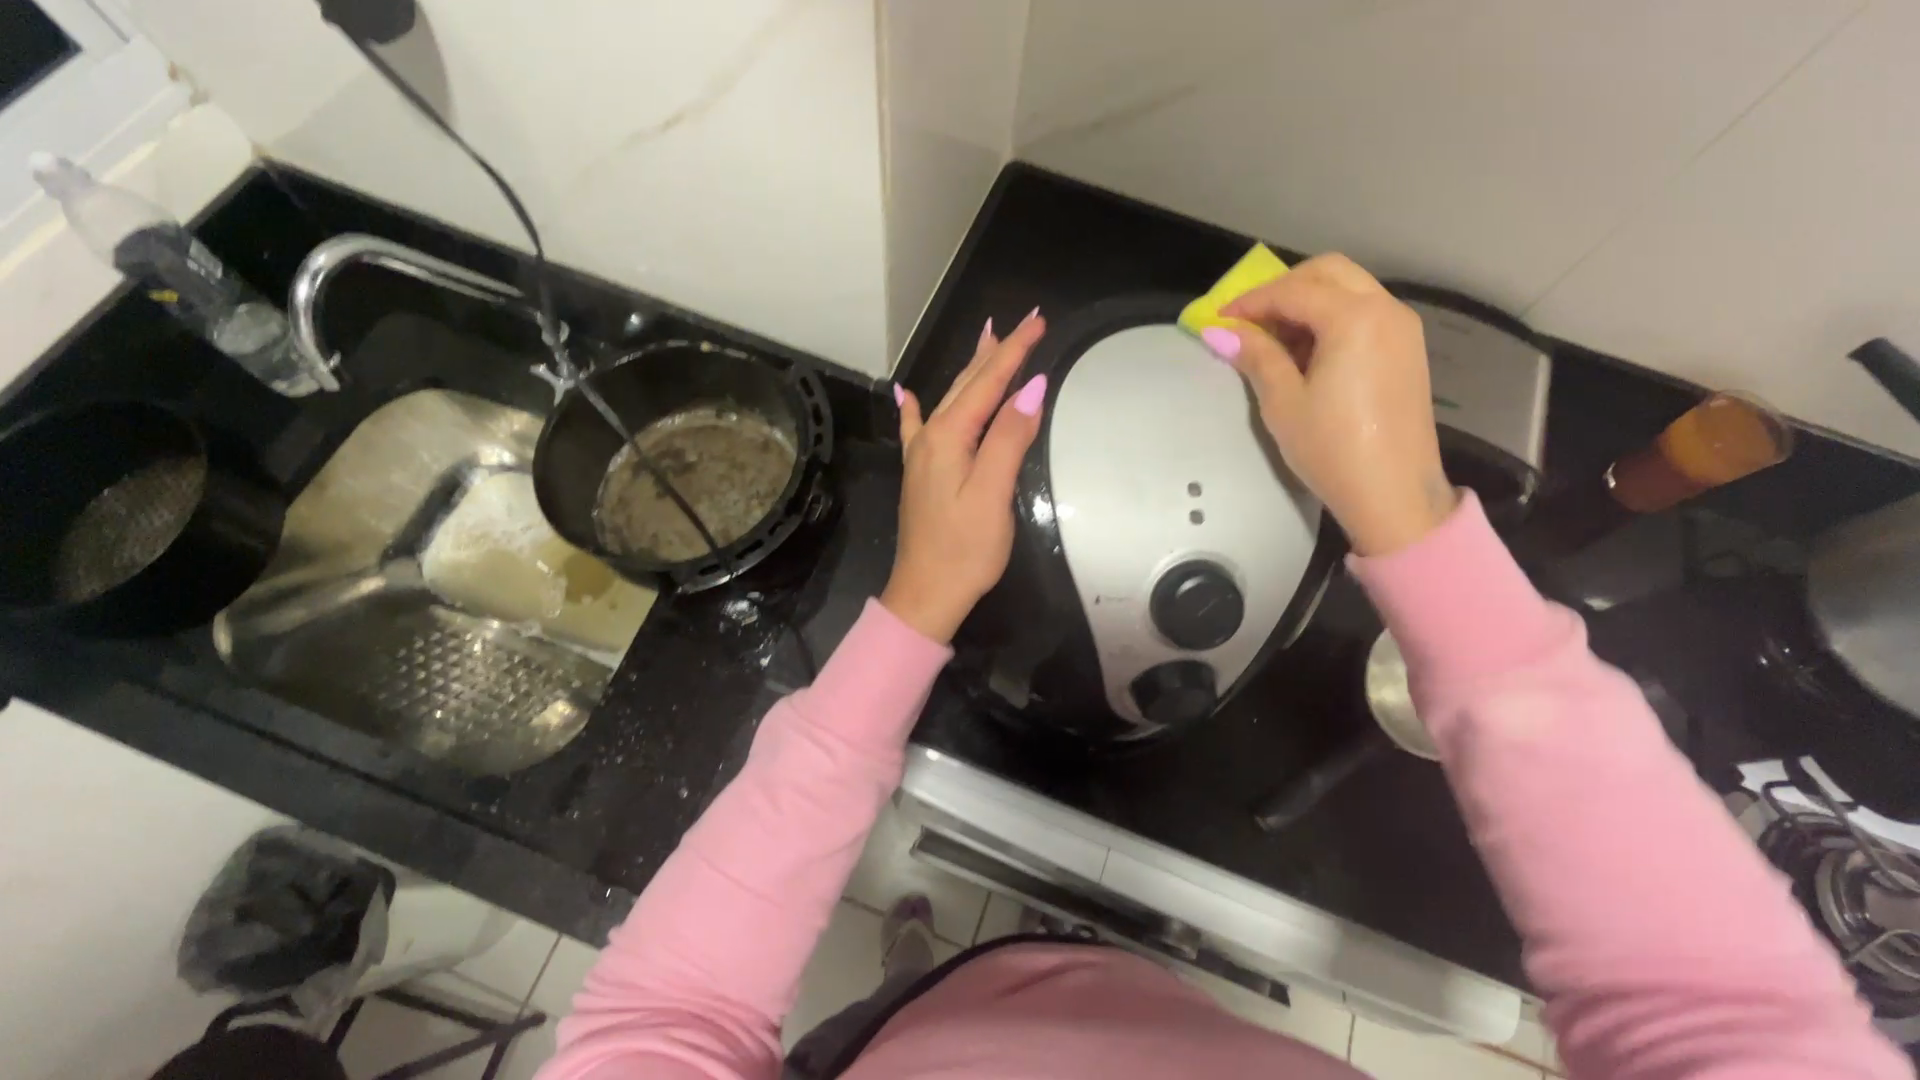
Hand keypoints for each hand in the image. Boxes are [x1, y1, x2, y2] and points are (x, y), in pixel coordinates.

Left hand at [882, 310, 1049, 642]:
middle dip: (997, 351)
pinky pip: (919, 427)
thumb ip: (1009, 438)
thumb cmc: (965, 549)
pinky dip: (918, 406)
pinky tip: (907, 395)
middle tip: (1023, 323)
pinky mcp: (922, 474)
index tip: (1039, 322)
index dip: (1015, 351)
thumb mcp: (993, 493)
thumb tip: (1031, 387)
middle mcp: (931, 437)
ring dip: (972, 368)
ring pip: (951, 398)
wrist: (926, 593)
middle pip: (968, 384)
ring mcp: (923, 455)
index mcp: (950, 437)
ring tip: (987, 338)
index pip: (988, 382)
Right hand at [1200, 254, 1456, 555]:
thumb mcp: (1283, 402)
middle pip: (1328, 272)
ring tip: (1274, 340)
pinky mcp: (1407, 349)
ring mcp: (1402, 328)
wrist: (1394, 494)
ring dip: (1308, 301)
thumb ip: (1255, 356)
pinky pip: (1365, 312)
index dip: (1250, 302)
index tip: (1219, 320)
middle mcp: (1385, 309)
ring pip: (1349, 289)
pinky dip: (1332, 317)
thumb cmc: (1332, 450)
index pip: (1292, 290)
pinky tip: (1307, 353)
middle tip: (1249, 322)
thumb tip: (1218, 331)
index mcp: (1354, 318)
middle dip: (1283, 289)